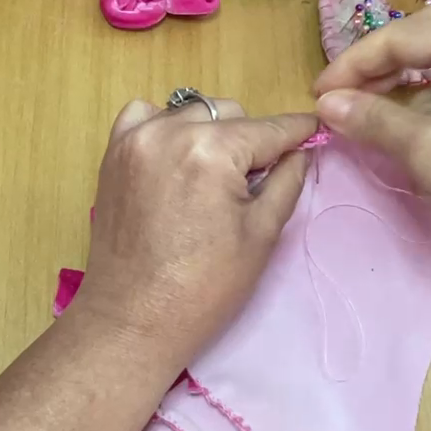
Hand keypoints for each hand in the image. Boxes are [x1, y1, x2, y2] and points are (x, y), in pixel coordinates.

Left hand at [69, 98, 317, 370]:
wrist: (132, 317)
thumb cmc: (204, 287)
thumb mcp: (261, 235)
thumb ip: (287, 181)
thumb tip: (301, 150)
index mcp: (211, 150)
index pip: (269, 128)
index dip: (299, 132)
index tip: (317, 131)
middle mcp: (169, 132)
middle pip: (229, 114)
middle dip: (250, 140)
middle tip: (255, 180)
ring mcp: (134, 139)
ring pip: (190, 112)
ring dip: (210, 131)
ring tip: (213, 174)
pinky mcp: (112, 153)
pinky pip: (144, 117)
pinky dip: (164, 126)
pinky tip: (174, 157)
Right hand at [313, 4, 430, 292]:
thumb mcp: (427, 151)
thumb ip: (372, 119)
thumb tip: (326, 103)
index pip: (405, 35)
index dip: (354, 62)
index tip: (318, 96)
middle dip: (383, 59)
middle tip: (348, 91)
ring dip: (407, 80)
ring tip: (373, 110)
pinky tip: (414, 129)